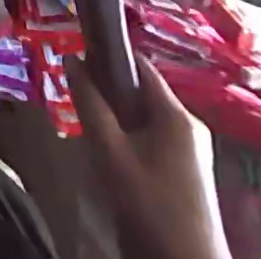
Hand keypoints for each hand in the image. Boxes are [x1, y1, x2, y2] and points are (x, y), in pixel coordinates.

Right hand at [67, 53, 229, 258]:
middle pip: (140, 89)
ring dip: (114, 114)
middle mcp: (188, 125)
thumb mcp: (110, 151)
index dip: (107, 54)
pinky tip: (108, 152)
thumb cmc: (150, 206)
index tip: (75, 55)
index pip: (139, 64)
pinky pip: (150, 135)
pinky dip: (127, 134)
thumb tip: (70, 57)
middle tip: (75, 95)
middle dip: (107, 89)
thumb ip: (89, 102)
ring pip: (142, 114)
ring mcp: (190, 150)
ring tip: (87, 124)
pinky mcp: (186, 170)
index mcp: (177, 115)